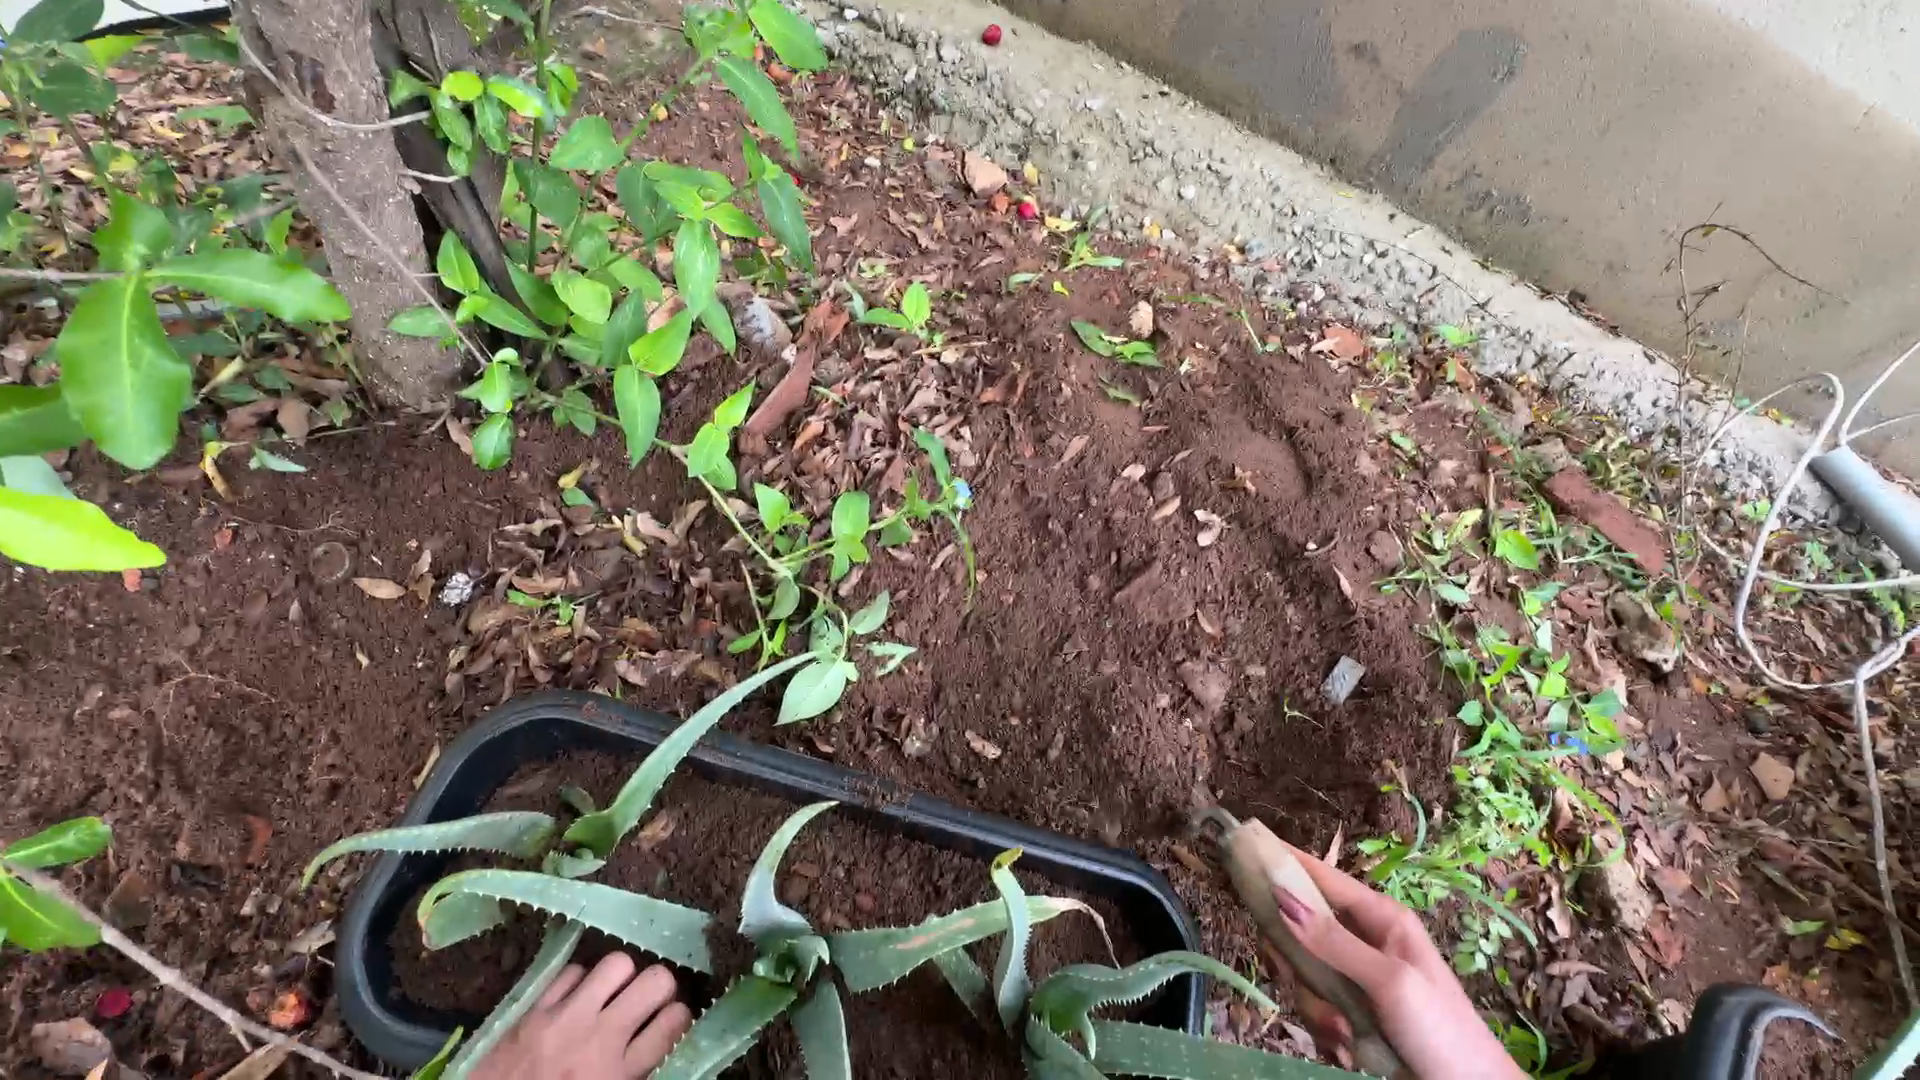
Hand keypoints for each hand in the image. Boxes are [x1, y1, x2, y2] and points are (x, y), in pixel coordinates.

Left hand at [472, 952, 692, 1079]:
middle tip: (648, 1002)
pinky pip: (572, 971)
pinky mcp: (532, 1010)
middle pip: (656, 981)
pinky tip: (574, 999)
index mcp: (618, 1078)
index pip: (675, 1023)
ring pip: (618, 963)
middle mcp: (599, 1040)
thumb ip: (634, 1077)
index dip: (679, 1018)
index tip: (669, 1024)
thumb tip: (663, 1053)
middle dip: (661, 987)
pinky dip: (579, 982)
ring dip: (621, 978)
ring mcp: (564, 1019)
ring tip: (612, 994)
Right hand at [1268, 842, 1523, 1079]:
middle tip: (1289, 973)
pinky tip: (1347, 1049)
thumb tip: (1281, 894)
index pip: (1321, 875)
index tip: (1243, 846)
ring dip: (1314, 1005)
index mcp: (1380, 918)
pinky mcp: (1352, 1010)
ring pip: (1301, 970)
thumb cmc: (1442, 1033)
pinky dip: (1323, 1028)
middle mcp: (1363, 939)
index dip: (1283, 860)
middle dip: (1294, 958)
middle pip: (1299, 926)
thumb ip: (1332, 940)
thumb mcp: (1388, 983)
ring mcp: (1356, 976)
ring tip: (1344, 1035)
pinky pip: (1313, 1004)